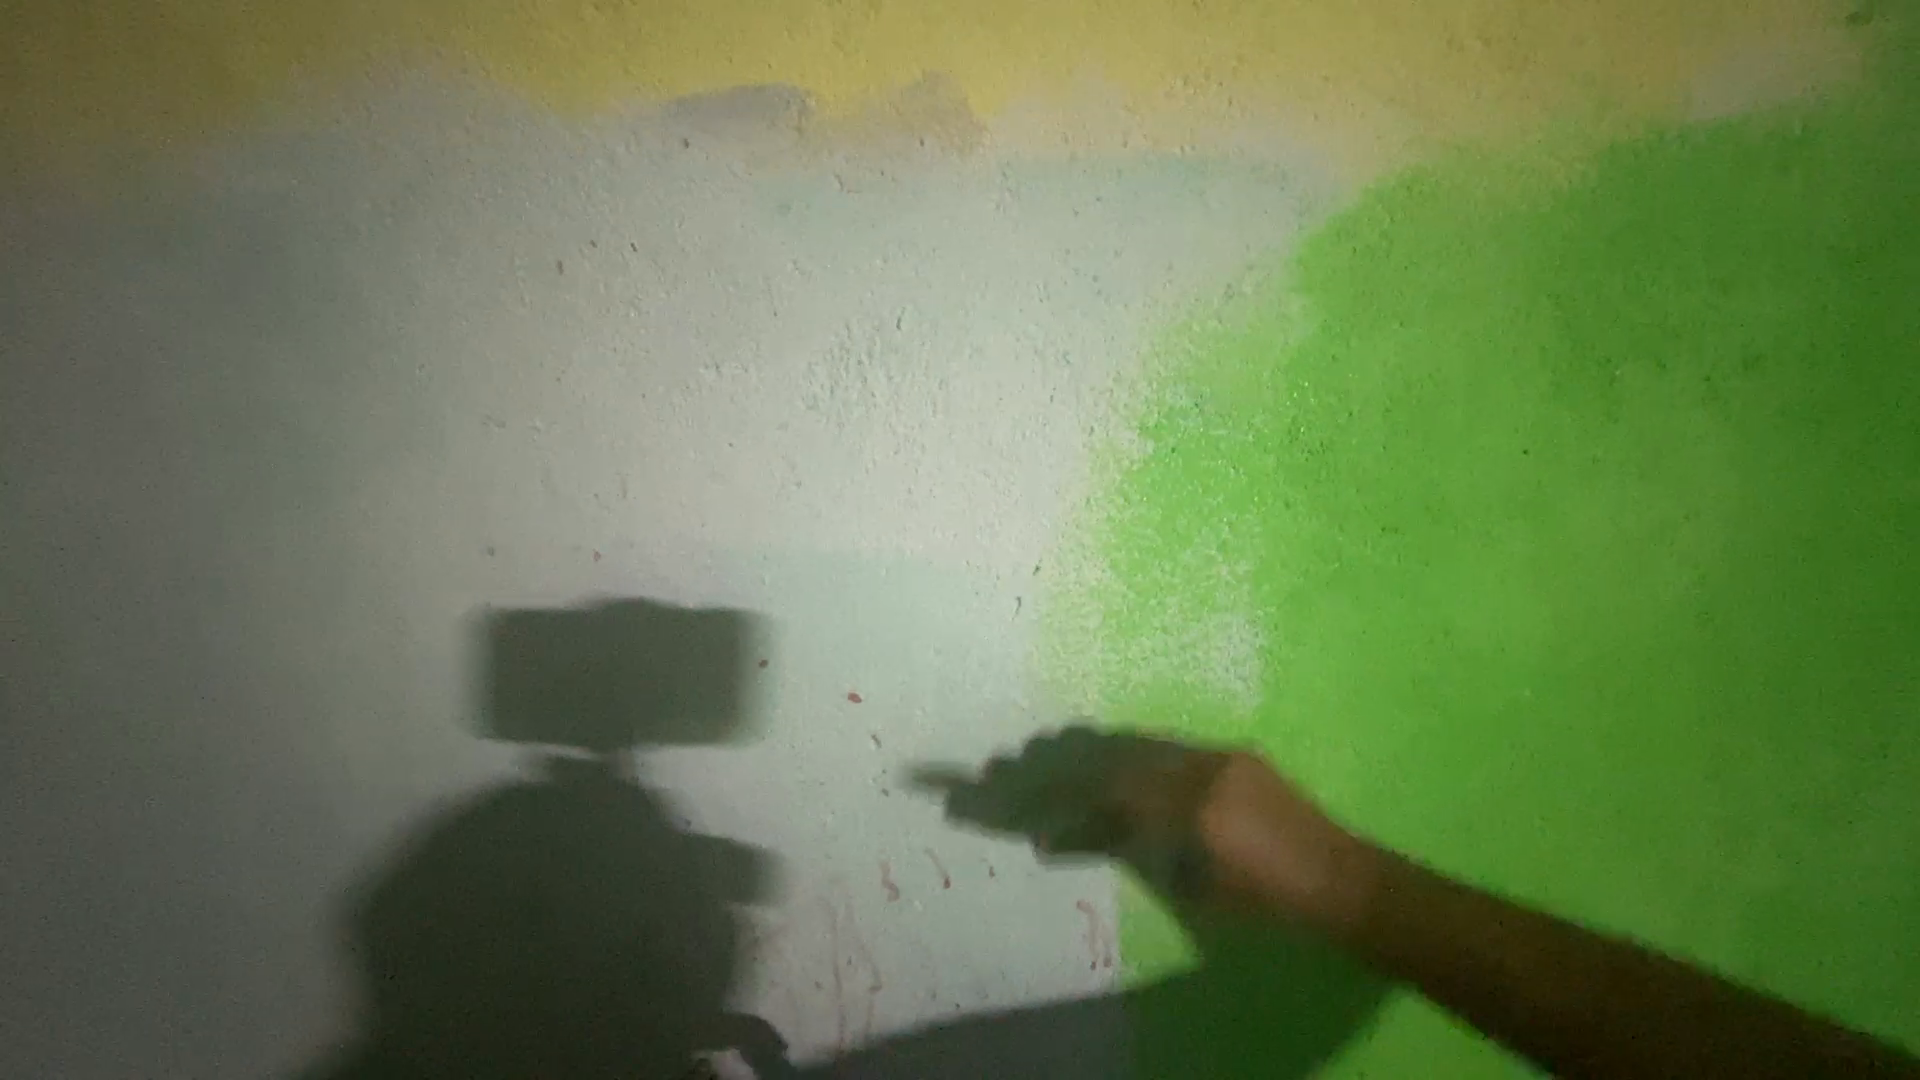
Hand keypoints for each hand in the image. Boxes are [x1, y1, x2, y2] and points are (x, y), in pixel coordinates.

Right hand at [919, 726, 1377, 928]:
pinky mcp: (1233, 752)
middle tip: (1023, 758)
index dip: (1069, 813)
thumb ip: (1144, 850)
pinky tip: (1118, 756)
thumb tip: (1096, 832)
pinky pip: (1171, 748)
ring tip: (1056, 745)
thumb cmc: (1269, 901)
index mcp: (1193, 812)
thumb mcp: (1199, 888)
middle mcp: (1202, 772)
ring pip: (1142, 746)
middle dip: (1067, 764)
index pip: (1113, 804)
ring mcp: (1219, 756)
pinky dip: (1137, 753)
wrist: (1338, 877)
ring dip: (1098, 749)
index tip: (1033, 823)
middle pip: (1118, 763)